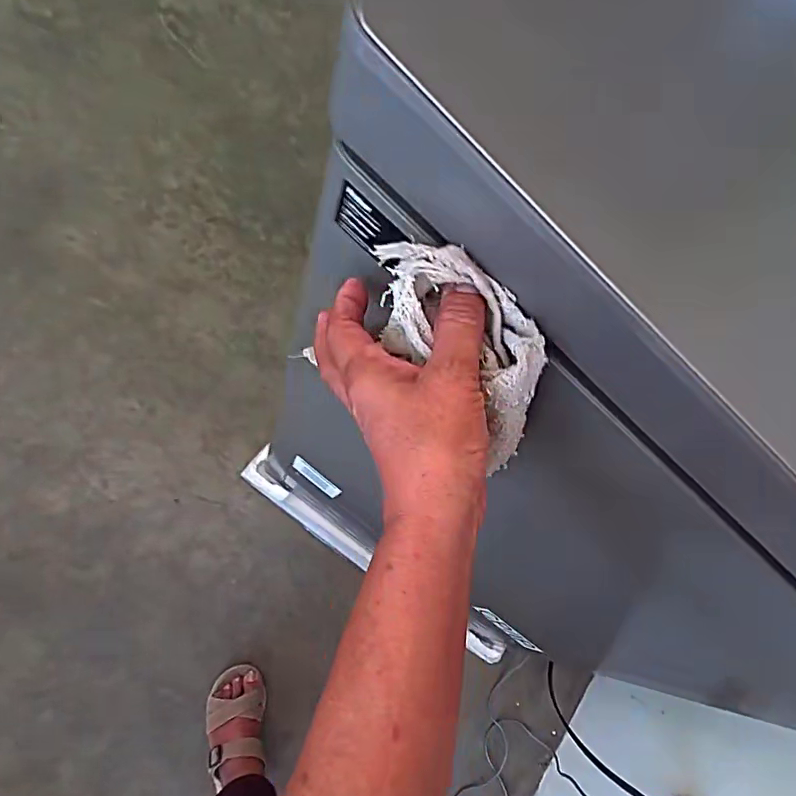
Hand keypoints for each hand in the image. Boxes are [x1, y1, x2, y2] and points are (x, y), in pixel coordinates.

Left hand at [314, 278, 489, 529]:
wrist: (438, 509)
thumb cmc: (432, 458)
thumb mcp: (452, 378)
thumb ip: (458, 328)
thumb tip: (460, 294)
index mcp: (365, 378)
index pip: (340, 330)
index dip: (344, 302)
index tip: (354, 285)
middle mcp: (367, 400)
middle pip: (335, 359)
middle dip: (339, 329)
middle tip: (349, 311)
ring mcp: (383, 422)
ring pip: (361, 380)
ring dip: (366, 354)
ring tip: (387, 337)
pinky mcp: (404, 438)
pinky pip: (391, 398)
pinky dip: (399, 379)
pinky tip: (425, 379)